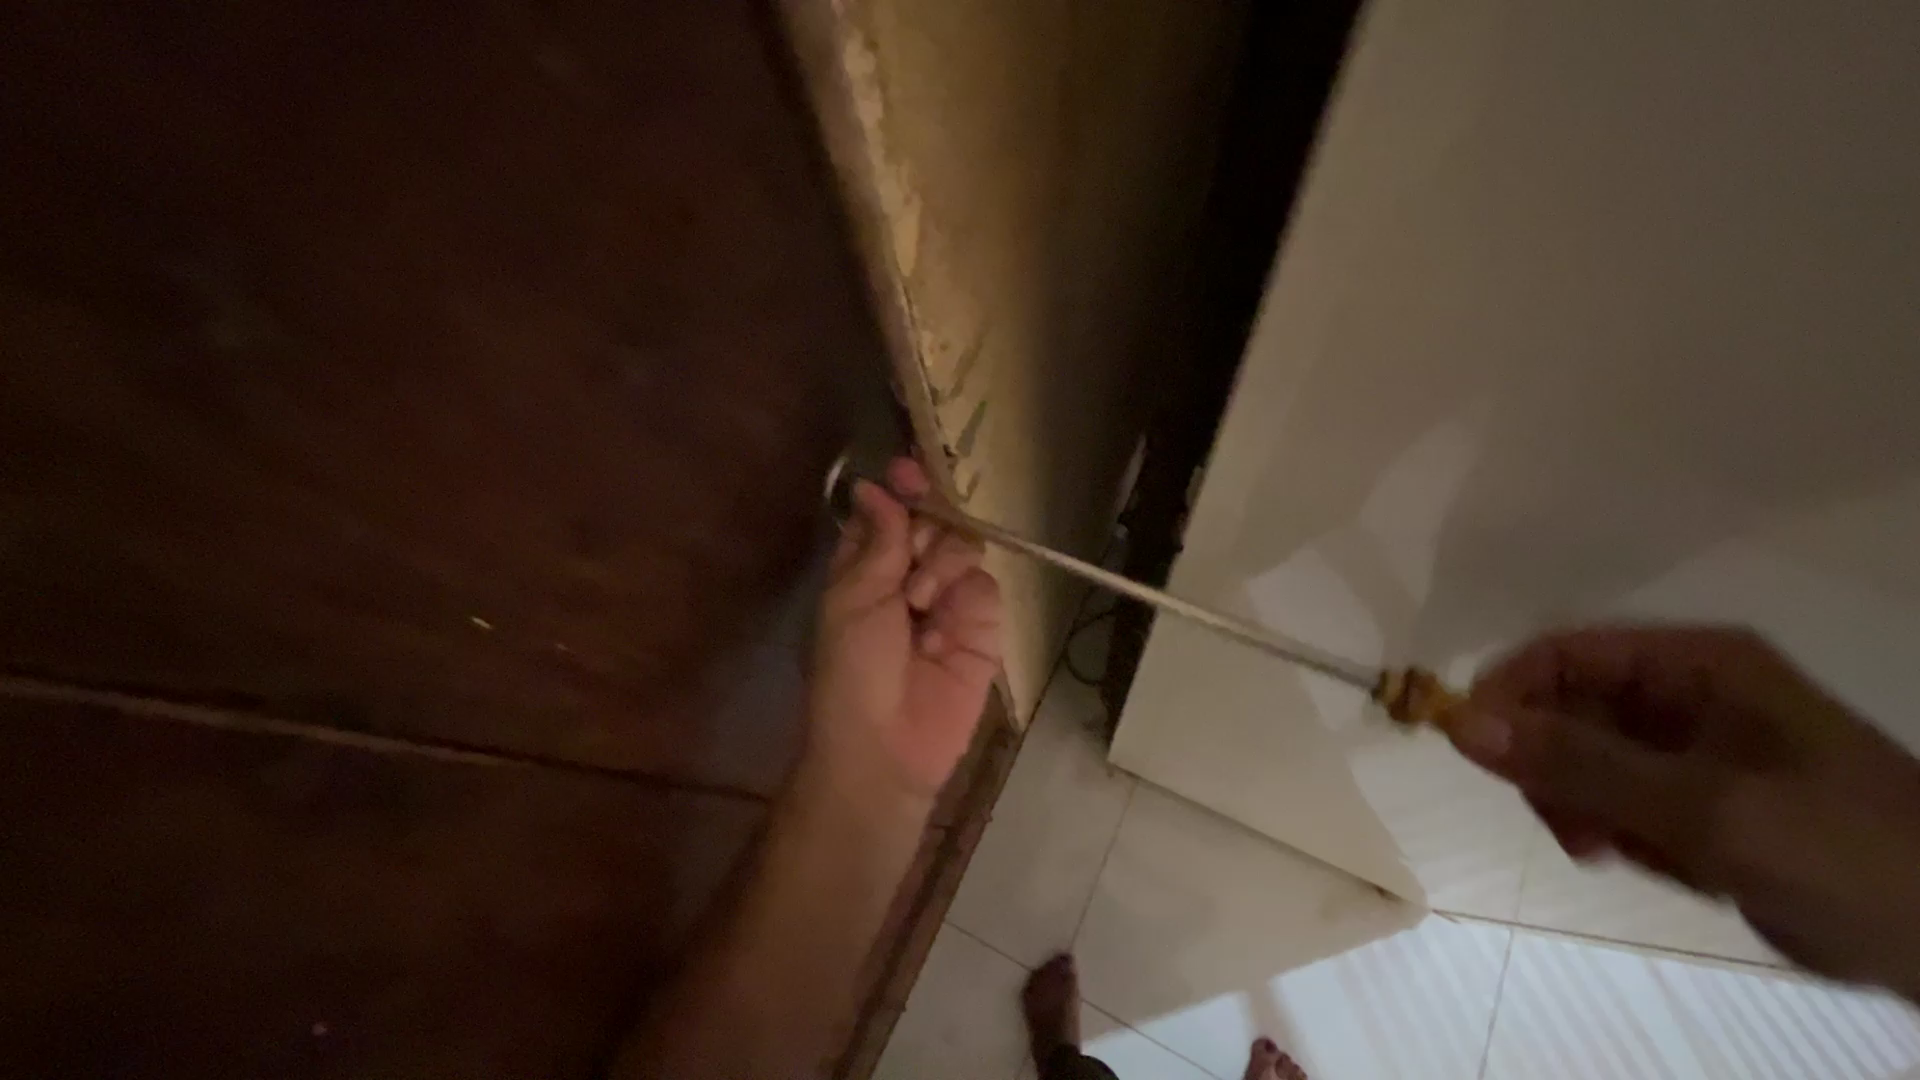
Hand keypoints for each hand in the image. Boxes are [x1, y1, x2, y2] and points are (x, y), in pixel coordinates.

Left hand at [805, 457, 1002, 808]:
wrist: (886, 747)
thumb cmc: (851, 670)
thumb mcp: (852, 600)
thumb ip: (877, 542)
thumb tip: (874, 485)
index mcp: (866, 567)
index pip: (891, 512)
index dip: (902, 489)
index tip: (909, 472)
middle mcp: (909, 577)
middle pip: (934, 521)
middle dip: (928, 528)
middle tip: (914, 556)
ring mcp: (948, 601)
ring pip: (964, 547)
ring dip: (943, 567)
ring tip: (921, 607)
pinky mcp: (981, 628)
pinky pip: (985, 587)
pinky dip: (964, 603)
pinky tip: (942, 637)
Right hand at [1449, 624, 1919, 995]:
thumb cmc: (1846, 855)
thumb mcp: (1704, 809)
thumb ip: (1578, 763)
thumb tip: (1458, 724)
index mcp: (1692, 665)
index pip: (1559, 654)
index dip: (1506, 693)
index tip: (1473, 750)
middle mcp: (1679, 692)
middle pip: (1558, 706)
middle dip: (1549, 766)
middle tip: (1570, 827)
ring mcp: (1682, 744)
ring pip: (1573, 756)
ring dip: (1575, 804)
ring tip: (1610, 851)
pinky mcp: (1686, 793)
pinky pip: (1605, 795)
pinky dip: (1605, 827)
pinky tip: (1640, 858)